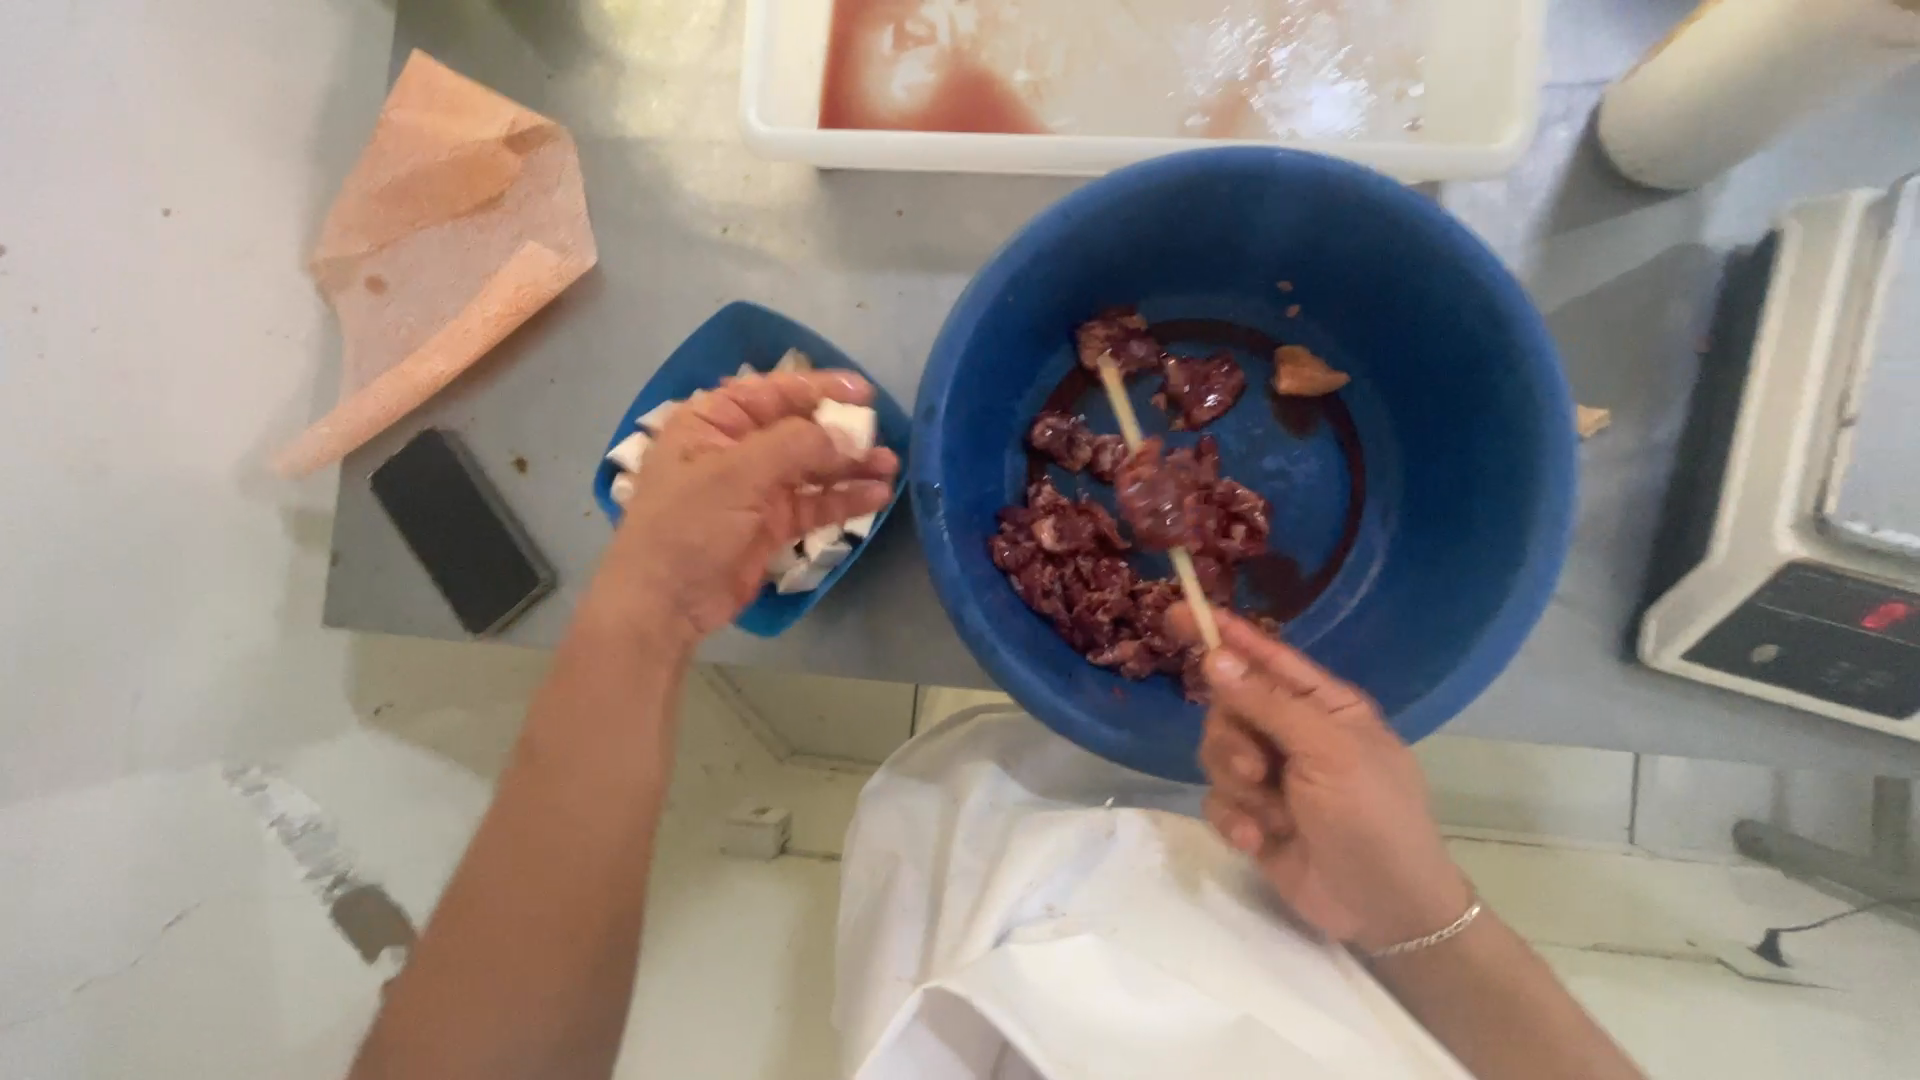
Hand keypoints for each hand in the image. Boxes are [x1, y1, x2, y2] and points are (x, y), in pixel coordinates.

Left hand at [587, 370, 899, 646]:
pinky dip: (844, 499)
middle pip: (800, 429)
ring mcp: (756, 488)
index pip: (774, 391)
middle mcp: (737, 448)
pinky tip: (877, 497)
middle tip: (883, 438)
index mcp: (714, 421)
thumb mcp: (736, 474)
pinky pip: (815, 503)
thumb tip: (848, 435)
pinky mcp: (773, 524)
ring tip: (890, 467)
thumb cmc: (689, 525)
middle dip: (842, 433)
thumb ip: (795, 446)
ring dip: (851, 467)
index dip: (821, 388)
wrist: (665, 602)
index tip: (864, 393)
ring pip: (813, 468)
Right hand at [1173, 606, 1471, 952]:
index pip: (1265, 657)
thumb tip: (1215, 656)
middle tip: (1256, 768)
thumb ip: (1267, 704)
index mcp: (1323, 706)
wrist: (1387, 912)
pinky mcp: (1252, 815)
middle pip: (1229, 707)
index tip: (1178, 612)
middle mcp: (1292, 733)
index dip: (1224, 634)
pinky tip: (1259, 839)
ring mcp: (1271, 776)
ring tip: (1269, 811)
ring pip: (1216, 751)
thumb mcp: (1327, 752)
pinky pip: (1216, 798)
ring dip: (1237, 783)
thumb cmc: (1373, 817)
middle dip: (1233, 738)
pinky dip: (1234, 819)